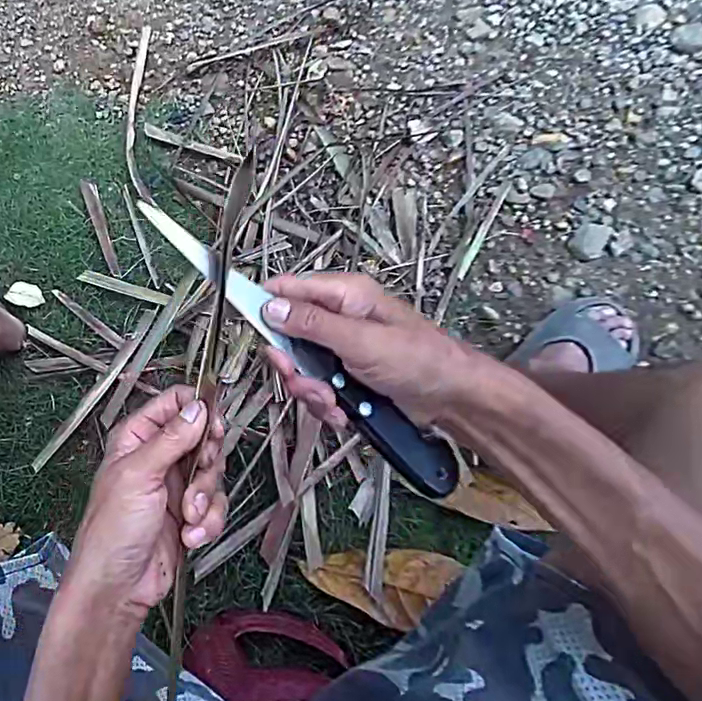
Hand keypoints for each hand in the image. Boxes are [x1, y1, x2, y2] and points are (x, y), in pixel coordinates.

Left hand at [70, 386, 227, 619]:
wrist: (118, 585)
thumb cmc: (110, 530)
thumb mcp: (139, 475)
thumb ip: (171, 439)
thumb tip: (196, 409)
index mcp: (137, 437)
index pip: (174, 403)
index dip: (198, 410)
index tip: (212, 428)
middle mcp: (157, 456)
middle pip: (203, 438)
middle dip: (206, 463)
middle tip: (196, 475)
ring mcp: (175, 484)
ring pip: (213, 473)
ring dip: (205, 499)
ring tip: (187, 515)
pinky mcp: (190, 512)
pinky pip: (216, 505)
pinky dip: (208, 522)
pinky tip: (190, 535)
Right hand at [260, 272, 498, 428]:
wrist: (453, 401)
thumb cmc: (423, 360)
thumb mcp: (361, 340)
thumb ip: (312, 324)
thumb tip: (272, 307)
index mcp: (344, 296)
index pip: (286, 290)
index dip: (264, 306)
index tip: (248, 323)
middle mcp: (338, 319)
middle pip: (286, 336)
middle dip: (294, 366)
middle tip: (308, 379)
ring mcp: (339, 349)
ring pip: (299, 368)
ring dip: (312, 391)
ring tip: (335, 400)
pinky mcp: (343, 375)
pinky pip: (315, 388)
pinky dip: (326, 404)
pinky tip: (345, 410)